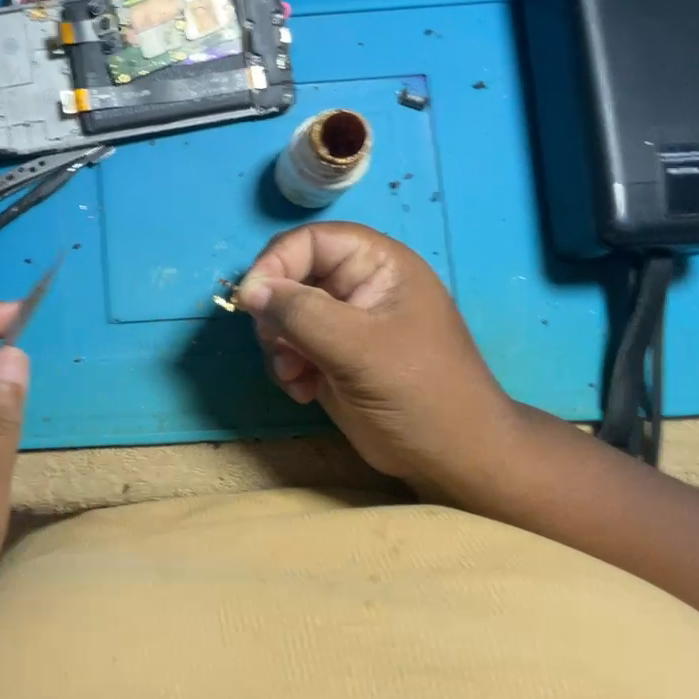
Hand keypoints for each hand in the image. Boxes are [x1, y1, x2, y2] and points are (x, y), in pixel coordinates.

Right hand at [237, 222, 520, 485]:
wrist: (450, 458)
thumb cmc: (418, 393)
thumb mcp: (359, 348)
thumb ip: (301, 313)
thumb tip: (248, 290)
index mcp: (379, 265)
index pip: (311, 240)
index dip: (277, 262)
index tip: (250, 300)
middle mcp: (359, 286)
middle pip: (291, 276)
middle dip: (276, 313)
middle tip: (279, 348)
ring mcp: (344, 323)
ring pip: (283, 314)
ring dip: (278, 346)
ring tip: (295, 376)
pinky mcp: (331, 357)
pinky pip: (289, 347)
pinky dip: (286, 368)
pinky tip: (303, 391)